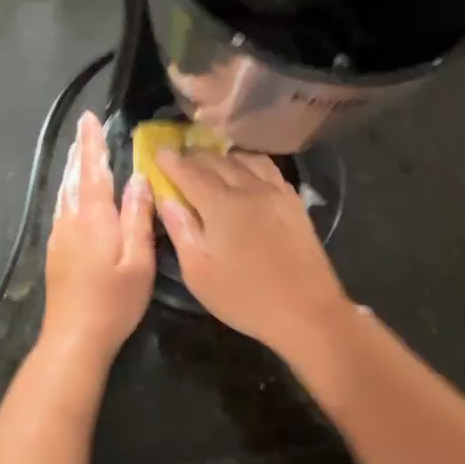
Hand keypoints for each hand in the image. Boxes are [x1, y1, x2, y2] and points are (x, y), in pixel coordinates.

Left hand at [41, 111, 155, 361]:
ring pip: (64, 193)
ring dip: (72, 170)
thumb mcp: (138, 261)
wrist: (75, 337)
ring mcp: (59, 237)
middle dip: (80, 152)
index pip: (94, 171)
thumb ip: (138, 218)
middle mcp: (71, 221)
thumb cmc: (114, 301)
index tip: (89, 118)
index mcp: (95, 219)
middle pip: (74, 178)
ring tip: (78, 154)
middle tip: (84, 129)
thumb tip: (138, 178)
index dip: (92, 143)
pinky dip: (68, 191)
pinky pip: (61, 209)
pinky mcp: (55, 253)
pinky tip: (71, 196)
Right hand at [154, 148, 352, 351]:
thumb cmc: (245, 298)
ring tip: (211, 164)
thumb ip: (180, 230)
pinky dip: (249, 164)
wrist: (307, 311)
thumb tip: (165, 198)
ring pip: (246, 160)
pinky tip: (246, 174)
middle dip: (195, 158)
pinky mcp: (295, 203)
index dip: (171, 162)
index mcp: (222, 205)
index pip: (190, 172)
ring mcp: (277, 193)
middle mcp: (250, 188)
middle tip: (179, 160)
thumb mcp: (199, 272)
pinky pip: (268, 170)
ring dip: (223, 158)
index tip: (157, 152)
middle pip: (218, 161)